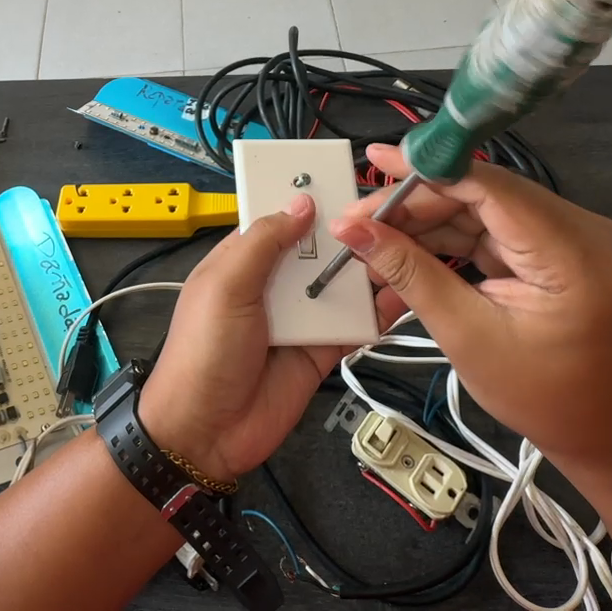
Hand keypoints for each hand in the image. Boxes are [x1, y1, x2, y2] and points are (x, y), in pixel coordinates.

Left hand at [137, 195, 402, 482]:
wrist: (206, 432)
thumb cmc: (203, 350)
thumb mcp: (225, 286)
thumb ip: (263, 243)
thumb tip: (301, 202)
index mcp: (242, 259)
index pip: (279, 218)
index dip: (307, 199)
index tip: (346, 178)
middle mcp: (272, 283)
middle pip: (317, 248)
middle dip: (348, 233)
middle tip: (394, 211)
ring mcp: (299, 316)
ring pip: (340, 283)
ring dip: (367, 268)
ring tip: (408, 245)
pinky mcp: (321, 350)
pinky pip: (353, 325)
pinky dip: (376, 312)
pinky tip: (403, 293)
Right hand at [331, 144, 611, 464]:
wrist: (599, 432)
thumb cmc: (543, 398)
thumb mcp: (465, 334)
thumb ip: (408, 272)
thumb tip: (353, 229)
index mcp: (576, 255)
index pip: (491, 186)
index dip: (428, 168)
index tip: (375, 159)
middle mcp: (584, 231)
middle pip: (480, 194)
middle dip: (414, 206)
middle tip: (359, 224)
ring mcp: (571, 237)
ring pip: (478, 208)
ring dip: (424, 224)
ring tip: (374, 245)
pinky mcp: (555, 246)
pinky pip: (489, 227)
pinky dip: (446, 240)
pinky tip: (405, 252)